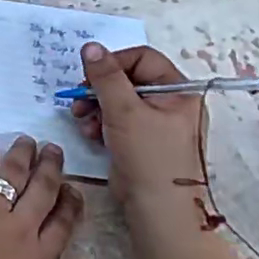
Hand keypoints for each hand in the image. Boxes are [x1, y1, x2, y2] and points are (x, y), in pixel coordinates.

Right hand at [71, 42, 206, 206]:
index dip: (112, 63)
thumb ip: (105, 77)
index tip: (88, 76)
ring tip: (83, 121)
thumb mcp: (124, 110)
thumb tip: (90, 47)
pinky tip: (92, 134)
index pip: (142, 58)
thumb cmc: (150, 156)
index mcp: (179, 91)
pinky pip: (118, 120)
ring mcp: (157, 123)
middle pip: (127, 79)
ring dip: (96, 107)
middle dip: (99, 89)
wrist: (159, 211)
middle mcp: (171, 103)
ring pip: (119, 100)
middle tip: (79, 100)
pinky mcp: (143, 141)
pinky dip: (101, 123)